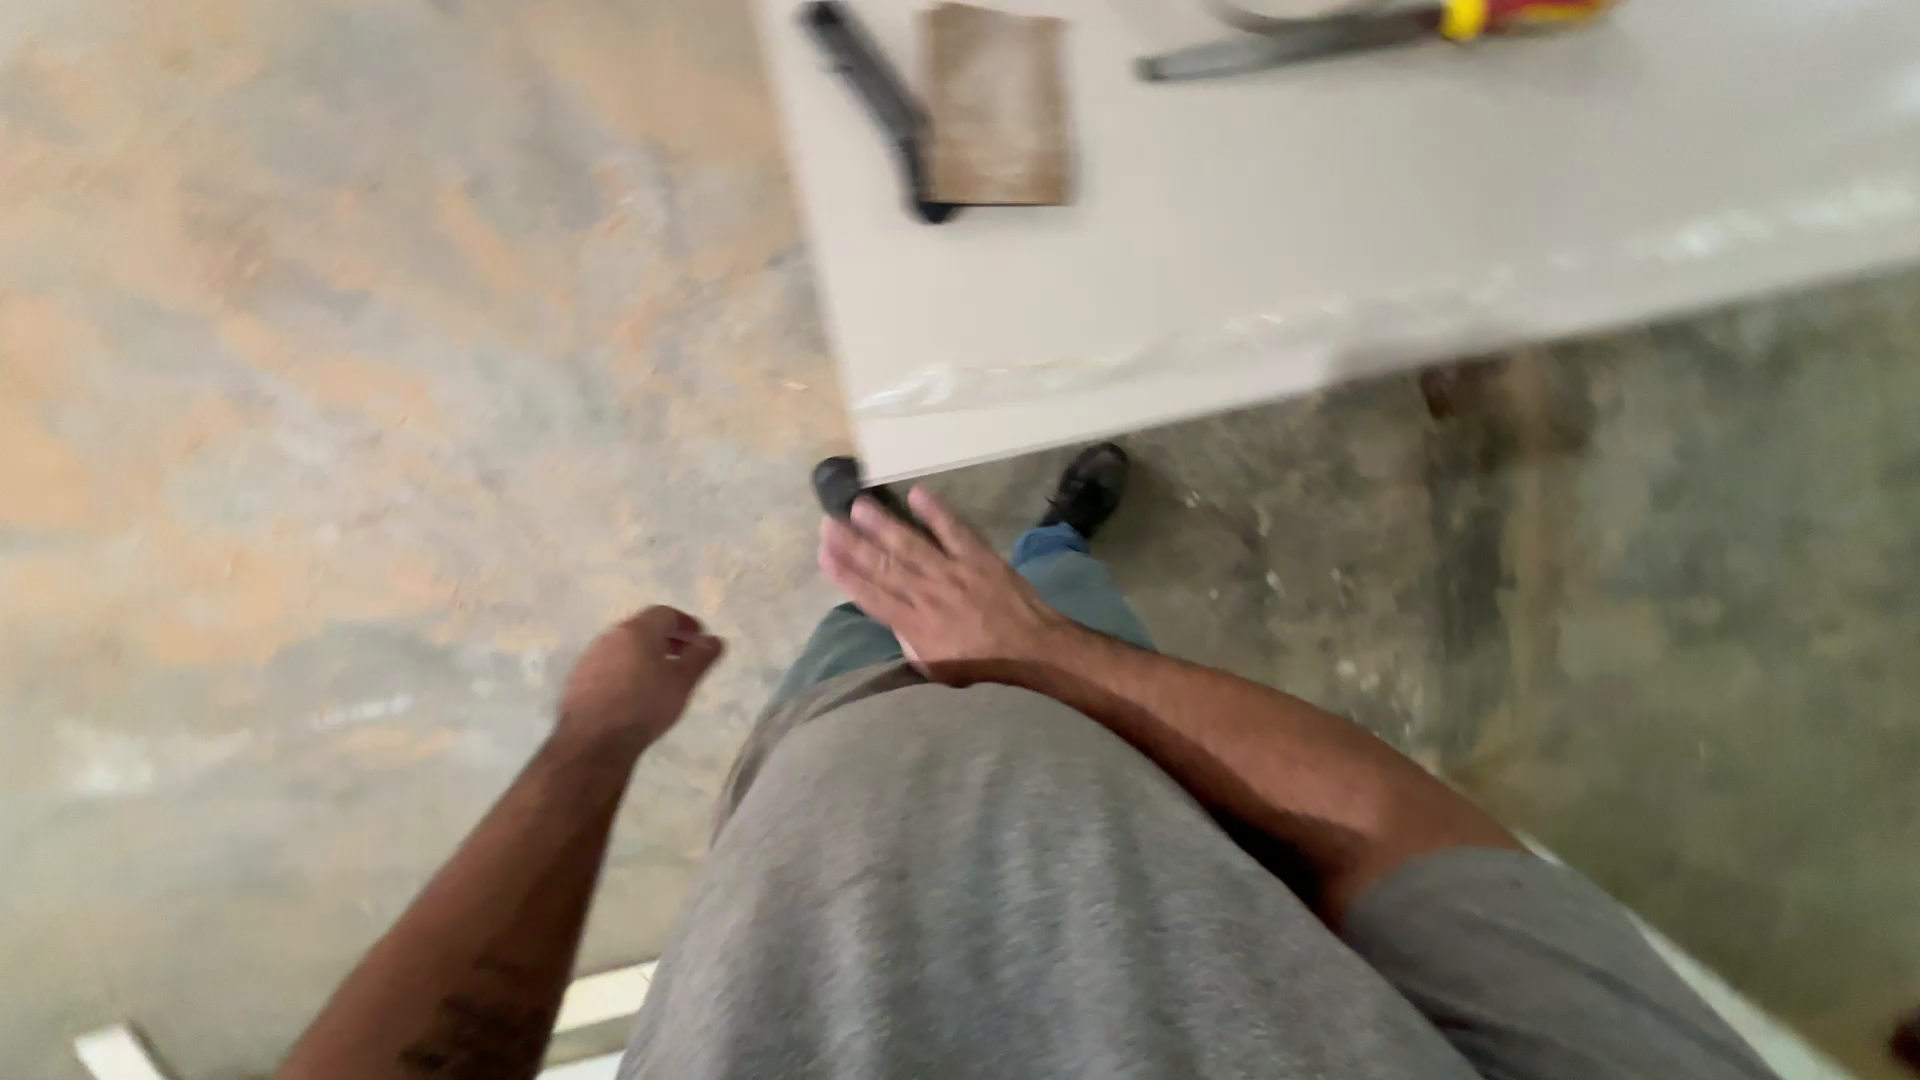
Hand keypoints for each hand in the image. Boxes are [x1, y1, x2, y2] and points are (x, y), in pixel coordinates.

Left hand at [557, 607, 723, 750]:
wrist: (594, 741)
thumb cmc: (646, 704)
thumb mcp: (683, 680)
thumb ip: (701, 656)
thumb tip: (714, 639)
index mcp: (637, 630)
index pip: (665, 614)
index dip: (685, 624)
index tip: (699, 639)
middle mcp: (610, 636)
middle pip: (643, 628)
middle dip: (666, 638)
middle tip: (683, 656)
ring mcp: (590, 657)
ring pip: (624, 647)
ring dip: (645, 654)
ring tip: (660, 676)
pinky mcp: (577, 679)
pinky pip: (608, 665)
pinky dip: (626, 669)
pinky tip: (633, 692)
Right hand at [819, 487, 1069, 682]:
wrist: (1030, 647)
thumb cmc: (982, 662)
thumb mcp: (936, 668)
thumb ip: (909, 643)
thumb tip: (892, 621)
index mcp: (915, 625)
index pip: (871, 596)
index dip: (845, 574)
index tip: (824, 553)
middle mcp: (927, 595)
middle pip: (882, 565)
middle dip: (852, 543)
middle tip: (828, 522)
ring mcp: (953, 572)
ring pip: (910, 544)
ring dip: (882, 523)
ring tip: (858, 505)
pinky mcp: (977, 556)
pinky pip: (953, 530)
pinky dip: (935, 511)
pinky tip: (916, 493)